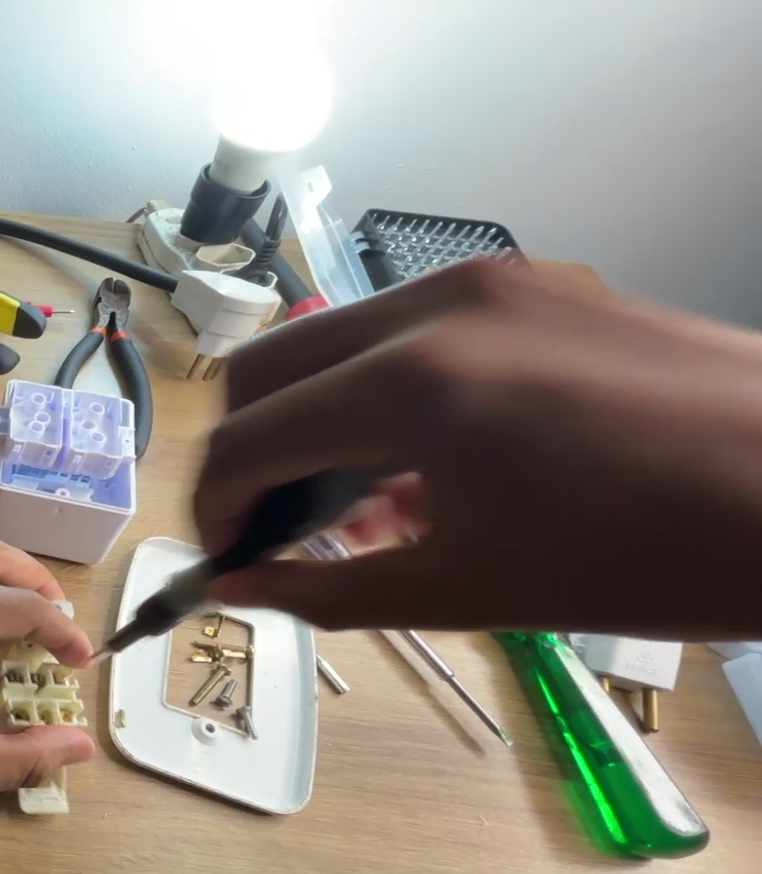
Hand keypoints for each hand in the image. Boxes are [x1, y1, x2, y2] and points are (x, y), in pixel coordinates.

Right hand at [195, 260, 761, 637]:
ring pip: (311, 347)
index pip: (245, 441)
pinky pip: (382, 333)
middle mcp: (426, 310)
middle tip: (269, 520)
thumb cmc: (659, 556)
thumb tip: (230, 591)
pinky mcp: (512, 280)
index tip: (228, 552)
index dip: (215, 505)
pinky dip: (356, 395)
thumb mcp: (463, 591)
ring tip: (342, 498)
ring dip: (296, 423)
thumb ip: (319, 592)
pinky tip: (401, 457)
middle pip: (255, 375)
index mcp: (410, 387)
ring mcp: (472, 282)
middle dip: (241, 455)